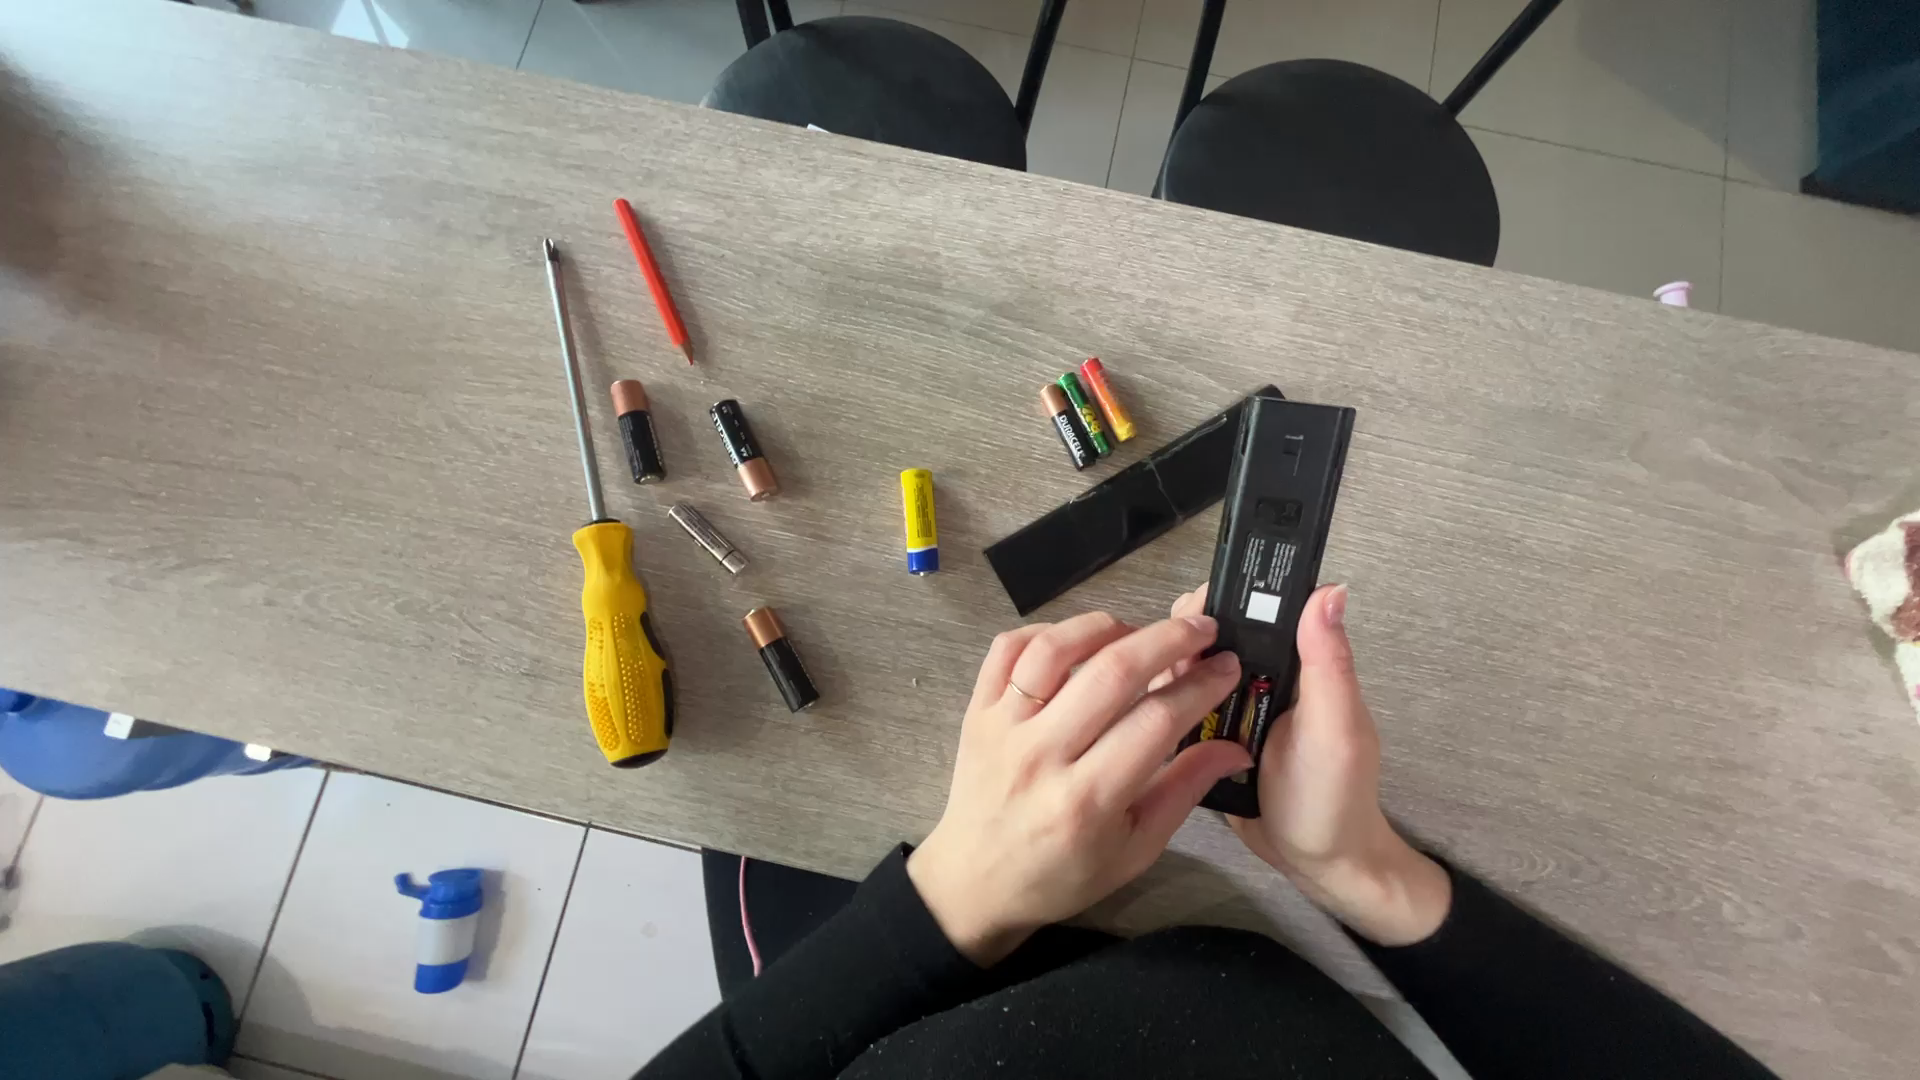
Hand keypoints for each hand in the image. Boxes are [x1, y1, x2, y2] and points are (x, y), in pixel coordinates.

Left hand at [907, 612, 1250, 964]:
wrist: (975, 879)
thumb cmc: (1061, 872)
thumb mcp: (1134, 849)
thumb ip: (1184, 790)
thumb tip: (1236, 746)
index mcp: (1087, 800)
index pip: (1156, 721)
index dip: (1201, 686)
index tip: (1227, 665)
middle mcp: (1041, 754)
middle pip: (1111, 672)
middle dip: (1168, 640)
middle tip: (1201, 628)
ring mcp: (1002, 726)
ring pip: (1054, 648)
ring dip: (1105, 627)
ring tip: (1136, 630)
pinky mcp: (976, 709)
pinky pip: (1007, 648)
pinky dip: (1045, 630)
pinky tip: (1076, 640)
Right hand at [1165, 584, 1450, 945]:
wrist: (1314, 865)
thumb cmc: (1334, 797)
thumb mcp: (1334, 728)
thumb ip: (1328, 662)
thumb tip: (1331, 588)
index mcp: (1294, 661)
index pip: (1253, 606)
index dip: (1221, 596)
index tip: (1190, 613)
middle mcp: (1260, 673)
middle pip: (1209, 631)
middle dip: (1181, 635)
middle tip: (1170, 666)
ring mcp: (1231, 702)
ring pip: (1187, 663)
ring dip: (1166, 665)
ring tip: (1155, 689)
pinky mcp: (1208, 730)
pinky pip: (1177, 700)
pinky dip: (1160, 698)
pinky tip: (1142, 707)